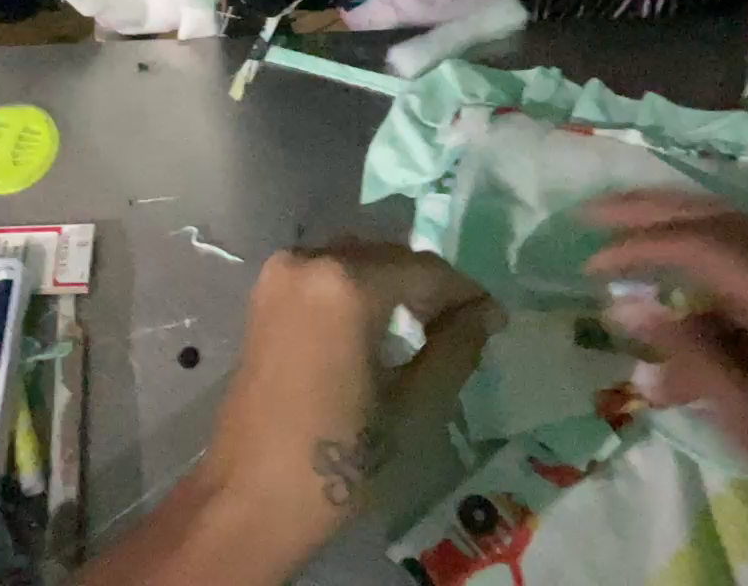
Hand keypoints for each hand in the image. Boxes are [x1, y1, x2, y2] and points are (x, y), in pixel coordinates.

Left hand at [75, 239, 500, 585]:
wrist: (251, 491)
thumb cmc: (337, 457)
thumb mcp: (411, 405)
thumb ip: (453, 348)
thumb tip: (485, 313)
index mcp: (343, 284)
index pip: (423, 271)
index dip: (466, 292)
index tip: (497, 318)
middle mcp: (307, 260)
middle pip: (386, 256)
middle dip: (429, 286)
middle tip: (467, 323)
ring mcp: (279, 273)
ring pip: (354, 259)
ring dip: (393, 282)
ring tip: (429, 322)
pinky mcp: (264, 292)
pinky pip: (324, 272)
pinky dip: (357, 286)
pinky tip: (381, 320)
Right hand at [587, 190, 747, 585]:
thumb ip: (698, 367)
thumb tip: (623, 307)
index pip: (716, 249)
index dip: (643, 247)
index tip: (588, 264)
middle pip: (733, 221)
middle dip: (655, 214)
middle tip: (591, 215)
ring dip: (687, 276)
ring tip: (633, 310)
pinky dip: (726, 314)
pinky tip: (692, 354)